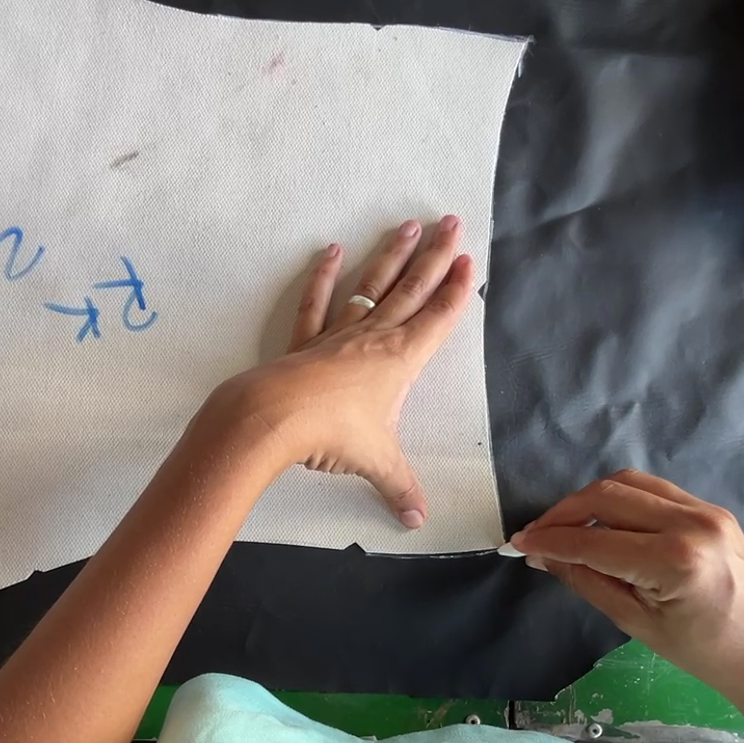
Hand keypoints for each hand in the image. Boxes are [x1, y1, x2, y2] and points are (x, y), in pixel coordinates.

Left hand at [208, 215, 474, 528]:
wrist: (273, 419)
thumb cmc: (332, 434)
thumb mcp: (376, 462)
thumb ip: (399, 488)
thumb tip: (417, 521)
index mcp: (400, 360)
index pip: (437, 319)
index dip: (456, 292)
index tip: (470, 260)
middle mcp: (374, 337)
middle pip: (412, 290)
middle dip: (435, 257)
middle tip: (452, 221)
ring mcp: (339, 334)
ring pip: (372, 286)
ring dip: (391, 256)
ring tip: (408, 224)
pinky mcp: (306, 340)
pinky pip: (317, 302)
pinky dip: (324, 276)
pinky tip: (332, 251)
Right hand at [510, 470, 743, 718]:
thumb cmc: (708, 655)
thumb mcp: (638, 624)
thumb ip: (587, 581)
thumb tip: (543, 557)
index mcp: (673, 560)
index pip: (593, 540)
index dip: (549, 540)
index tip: (517, 544)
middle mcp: (691, 523)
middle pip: (607, 496)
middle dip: (563, 513)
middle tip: (536, 535)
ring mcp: (706, 511)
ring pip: (629, 484)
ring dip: (589, 500)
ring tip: (565, 526)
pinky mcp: (714, 511)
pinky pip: (654, 491)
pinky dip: (620, 499)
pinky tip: (604, 522)